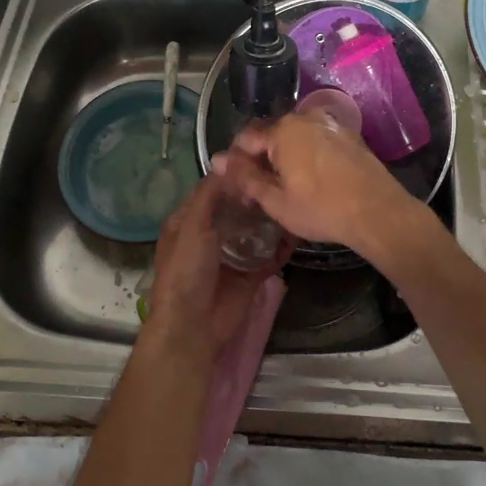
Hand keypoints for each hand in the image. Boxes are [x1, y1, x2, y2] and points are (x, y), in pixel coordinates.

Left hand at [145, 174, 288, 352]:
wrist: (193, 327)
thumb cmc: (185, 271)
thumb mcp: (191, 227)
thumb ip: (209, 196)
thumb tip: (226, 163)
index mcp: (189, 222)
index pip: (212, 190)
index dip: (232, 175)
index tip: (258, 157)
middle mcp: (211, 235)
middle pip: (237, 208)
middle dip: (256, 195)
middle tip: (283, 175)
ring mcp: (232, 255)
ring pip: (256, 230)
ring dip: (271, 217)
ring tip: (295, 195)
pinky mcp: (251, 275)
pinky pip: (270, 255)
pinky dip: (283, 245)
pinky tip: (299, 228)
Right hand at [213, 112, 424, 254]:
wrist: (376, 210)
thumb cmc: (321, 208)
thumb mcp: (276, 200)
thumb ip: (245, 178)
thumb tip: (217, 160)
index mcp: (283, 130)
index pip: (245, 138)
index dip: (236, 161)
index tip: (237, 184)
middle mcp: (305, 118)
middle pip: (271, 134)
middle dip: (261, 157)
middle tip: (259, 188)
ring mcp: (329, 124)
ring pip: (295, 136)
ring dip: (284, 156)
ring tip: (285, 185)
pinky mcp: (347, 135)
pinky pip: (316, 140)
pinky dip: (307, 154)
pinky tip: (312, 179)